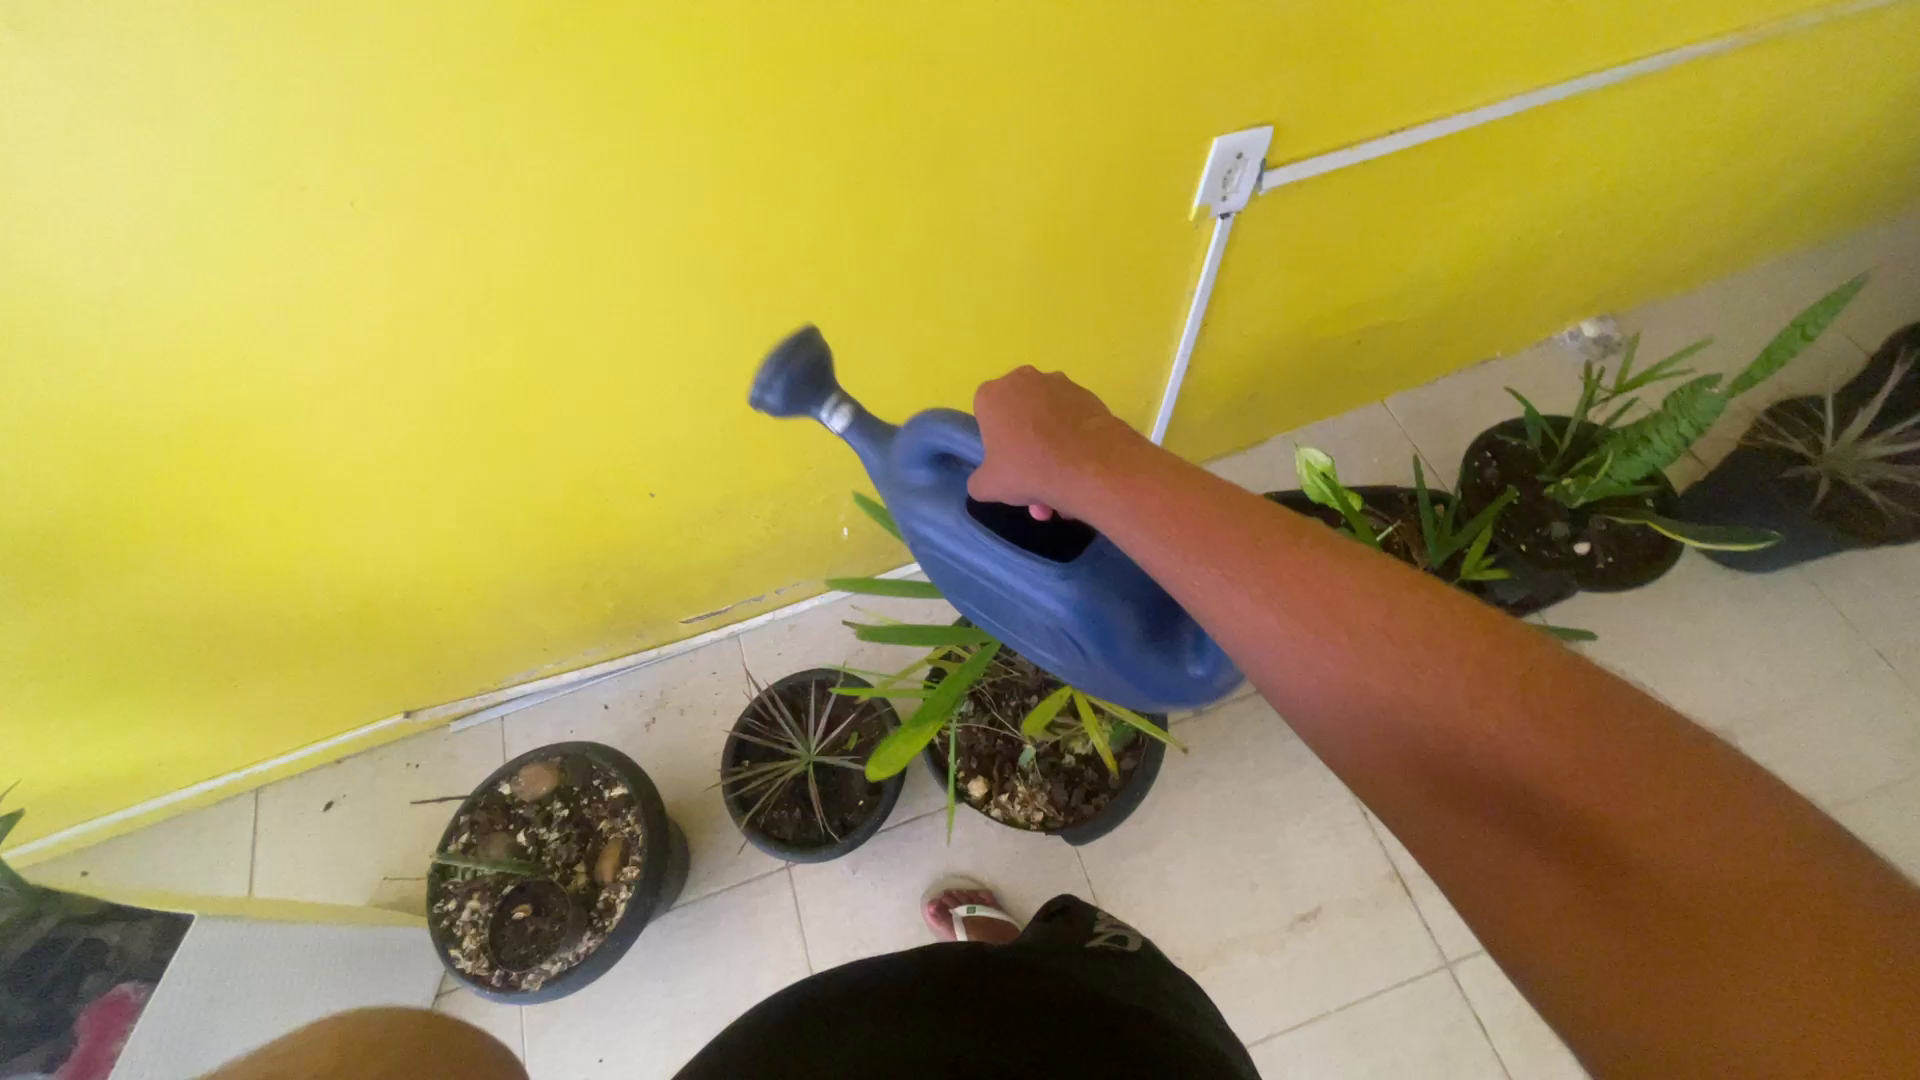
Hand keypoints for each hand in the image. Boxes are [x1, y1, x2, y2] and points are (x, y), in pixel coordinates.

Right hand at [967, 367, 1133, 519]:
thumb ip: (979, 481)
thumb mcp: (987, 487)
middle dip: (1025, 448)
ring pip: (1048, 420)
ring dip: (1051, 448)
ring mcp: (1059, 384)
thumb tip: (986, 482)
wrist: (1087, 466)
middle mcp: (1023, 379)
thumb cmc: (1027, 470)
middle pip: (1019, 416)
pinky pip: (1072, 420)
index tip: (1006, 462)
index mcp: (992, 395)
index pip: (985, 415)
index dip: (995, 441)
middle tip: (1034, 480)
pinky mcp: (1088, 395)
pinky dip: (1073, 441)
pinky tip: (1079, 469)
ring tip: (1060, 485)